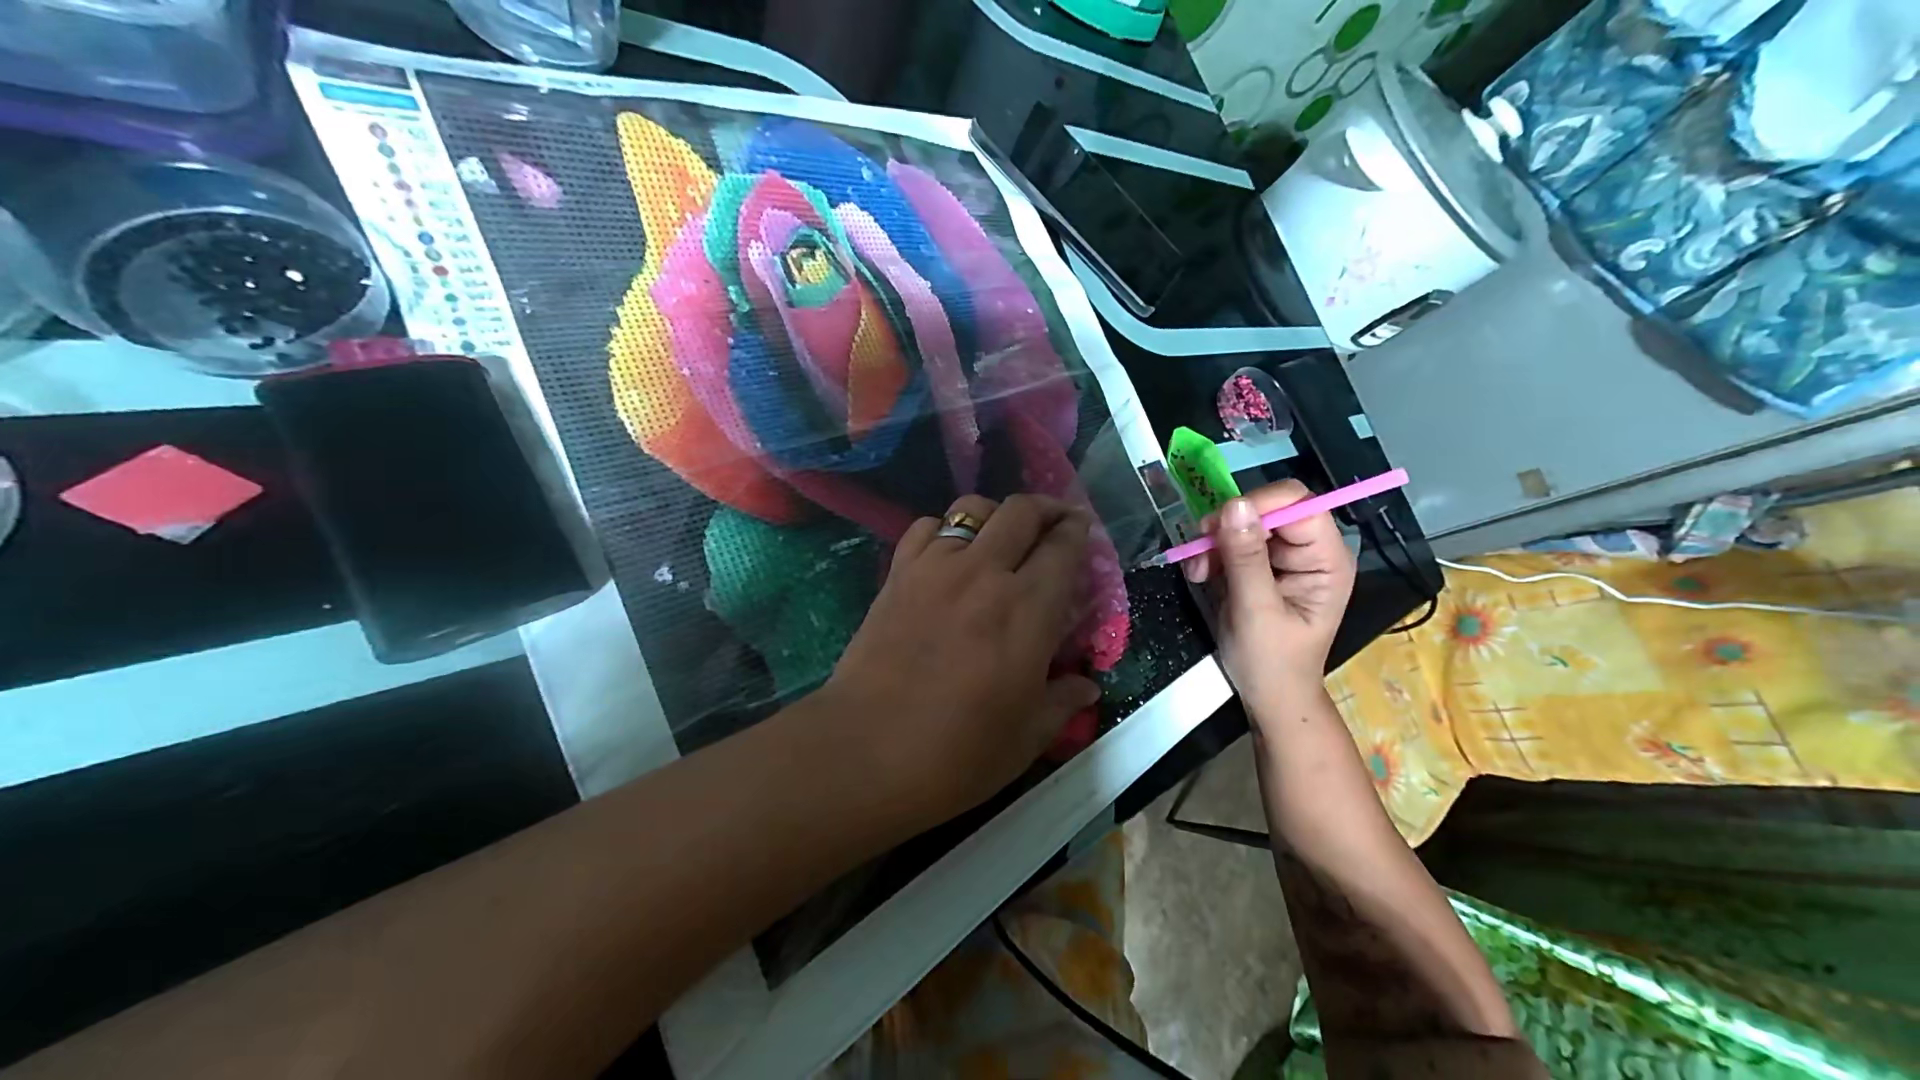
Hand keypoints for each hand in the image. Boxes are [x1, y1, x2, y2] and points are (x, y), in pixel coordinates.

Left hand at [819, 494, 1101, 821]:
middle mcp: (984, 573)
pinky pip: (925, 528)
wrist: (865, 751)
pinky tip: (948, 553)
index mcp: (1028, 610)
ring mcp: (935, 568)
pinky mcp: (897, 574)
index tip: (1083, 531)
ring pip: (972, 509)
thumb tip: (1086, 685)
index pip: (1063, 548)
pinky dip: (944, 529)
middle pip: (1021, 511)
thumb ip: (1062, 701)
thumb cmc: (957, 754)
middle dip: (1046, 509)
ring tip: (1002, 535)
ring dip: (996, 515)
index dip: (1078, 532)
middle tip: (1055, 522)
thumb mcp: (1026, 738)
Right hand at [1183, 481, 1355, 717]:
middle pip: (1267, 510)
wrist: (1267, 696)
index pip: (1299, 504)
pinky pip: (1230, 541)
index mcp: (1326, 559)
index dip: (1260, 504)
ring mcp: (1282, 558)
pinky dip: (1210, 554)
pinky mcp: (1258, 566)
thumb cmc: (1271, 662)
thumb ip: (1245, 557)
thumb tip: (1234, 504)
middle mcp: (1308, 551)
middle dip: (1229, 527)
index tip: (1219, 526)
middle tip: (1199, 553)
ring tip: (1197, 572)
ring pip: (1243, 523)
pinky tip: (1200, 575)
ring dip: (1213, 543)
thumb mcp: (1255, 610)